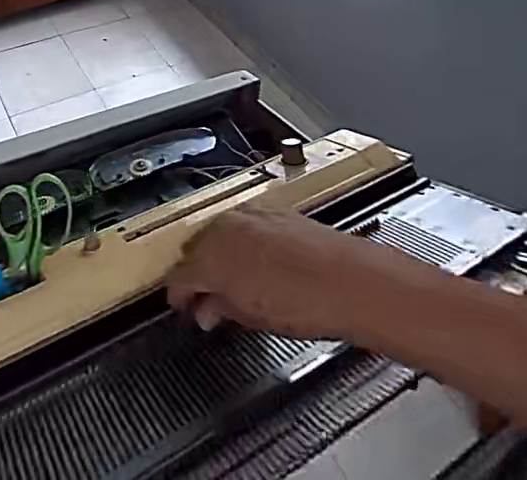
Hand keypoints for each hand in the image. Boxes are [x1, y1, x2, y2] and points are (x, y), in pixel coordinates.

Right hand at [164, 206, 428, 339]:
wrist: (348, 280)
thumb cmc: (306, 300)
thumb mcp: (250, 316)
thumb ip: (220, 307)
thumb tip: (210, 307)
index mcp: (213, 255)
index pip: (179, 274)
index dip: (179, 295)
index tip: (183, 306)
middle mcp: (228, 227)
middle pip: (196, 248)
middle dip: (198, 274)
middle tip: (206, 301)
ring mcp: (252, 215)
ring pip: (219, 233)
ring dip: (219, 256)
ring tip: (234, 285)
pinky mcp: (275, 211)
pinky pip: (245, 225)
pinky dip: (243, 244)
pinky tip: (257, 266)